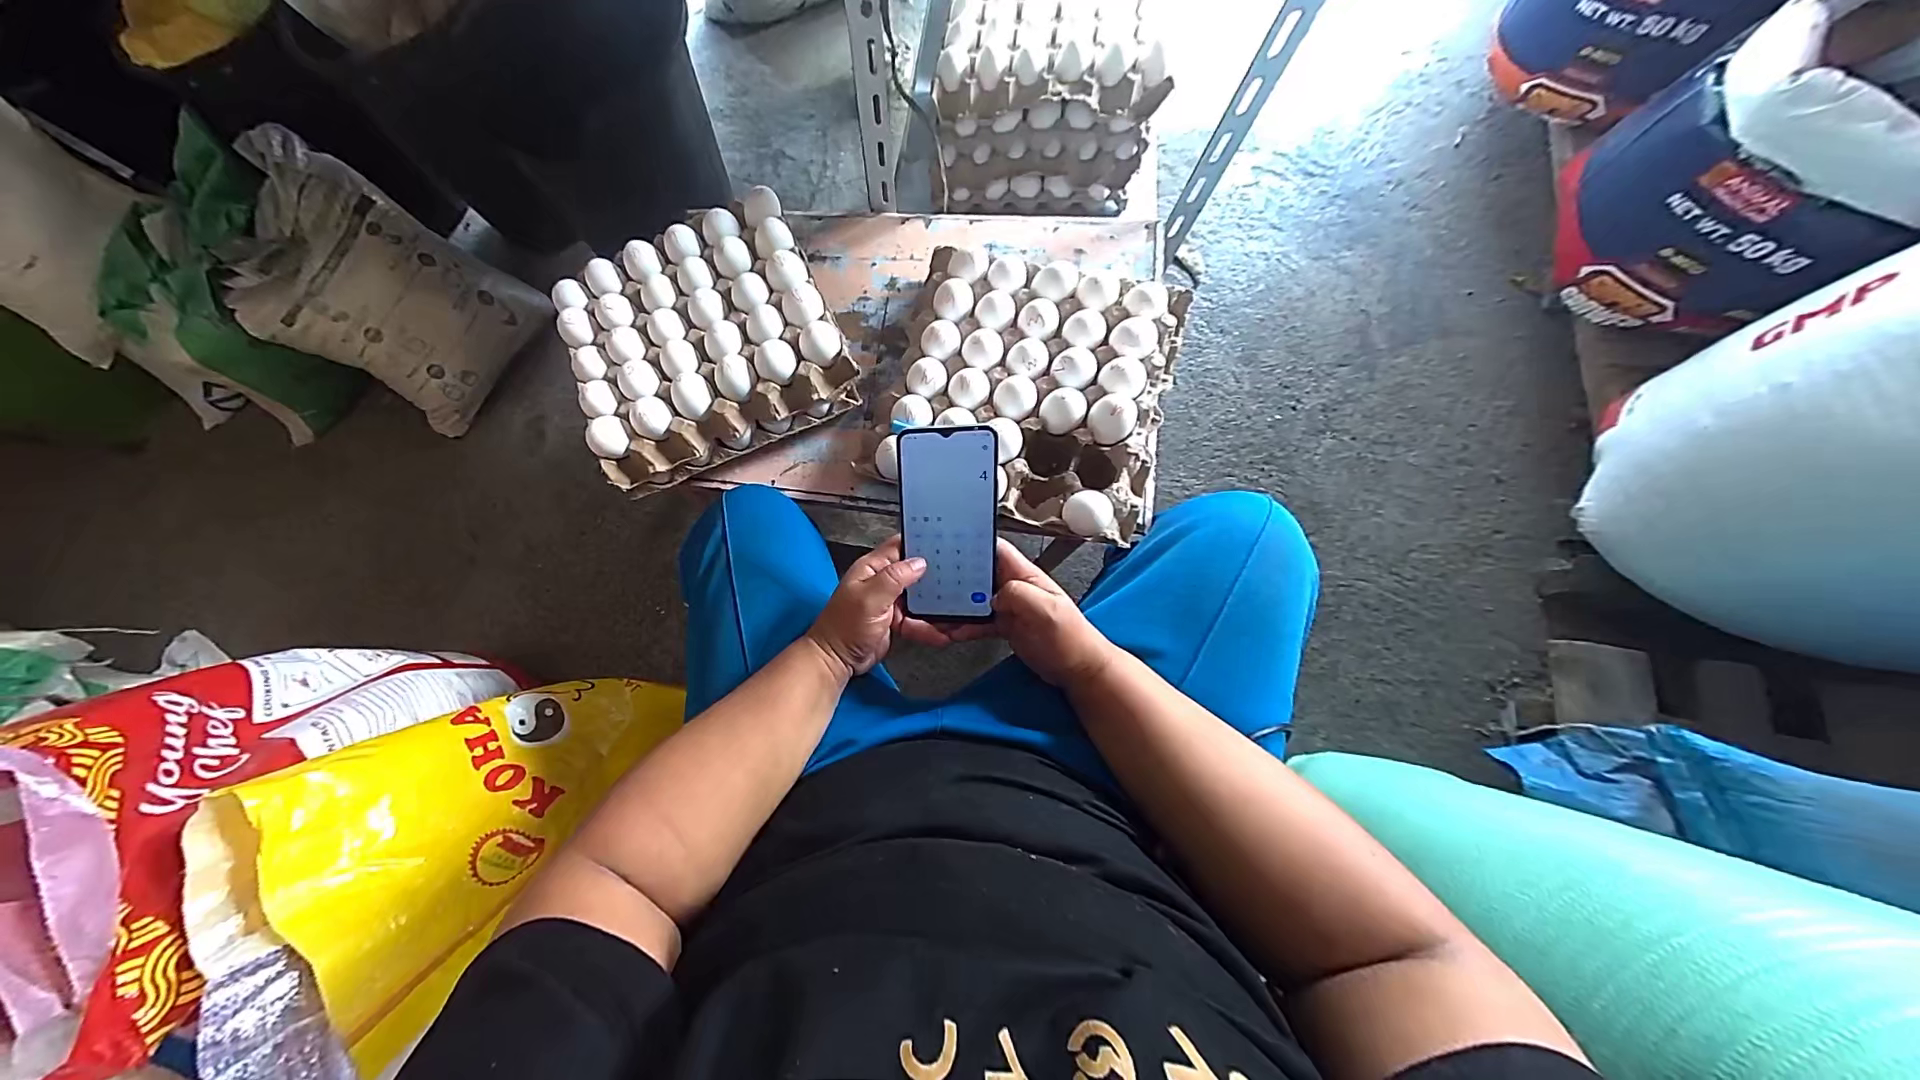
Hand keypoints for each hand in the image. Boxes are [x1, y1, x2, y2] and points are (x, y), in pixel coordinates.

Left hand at [804, 536, 946, 678]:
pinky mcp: (896, 620)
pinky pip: (918, 620)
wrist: (837, 661)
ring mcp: (890, 602)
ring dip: (935, 607)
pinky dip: (929, 627)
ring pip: (920, 598)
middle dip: (935, 577)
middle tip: (957, 579)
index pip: (900, 547)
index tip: (943, 543)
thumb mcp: (870, 598)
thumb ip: (895, 577)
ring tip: (954, 613)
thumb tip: (920, 562)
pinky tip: (942, 633)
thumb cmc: (843, 628)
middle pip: (915, 573)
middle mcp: (882, 582)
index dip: (920, 543)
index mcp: (873, 568)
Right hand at [954, 539, 1115, 688]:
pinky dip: (964, 626)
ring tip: (938, 610)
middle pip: (979, 573)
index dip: (975, 544)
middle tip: (935, 581)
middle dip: (957, 575)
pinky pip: (978, 622)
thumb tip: (992, 594)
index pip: (997, 550)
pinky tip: (952, 631)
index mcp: (1026, 576)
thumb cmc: (1072, 638)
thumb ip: (1018, 594)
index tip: (951, 544)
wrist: (1079, 669)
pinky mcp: (1006, 626)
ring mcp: (1010, 607)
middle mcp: (1015, 588)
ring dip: (956, 604)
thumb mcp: (1047, 609)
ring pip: (974, 599)